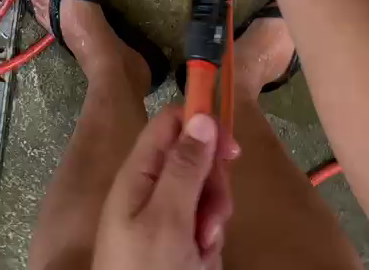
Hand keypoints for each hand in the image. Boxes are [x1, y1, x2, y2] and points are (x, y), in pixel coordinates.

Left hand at [93, 107, 234, 269]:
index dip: (200, 124)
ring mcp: (166, 216)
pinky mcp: (180, 242)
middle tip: (213, 214)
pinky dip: (210, 240)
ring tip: (203, 245)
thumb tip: (201, 114)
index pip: (169, 124)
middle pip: (194, 158)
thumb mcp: (167, 218)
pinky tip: (201, 259)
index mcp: (138, 173)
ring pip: (205, 192)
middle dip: (212, 183)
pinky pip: (205, 224)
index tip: (230, 147)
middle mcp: (151, 188)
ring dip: (213, 215)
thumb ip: (184, 166)